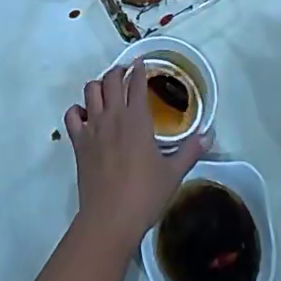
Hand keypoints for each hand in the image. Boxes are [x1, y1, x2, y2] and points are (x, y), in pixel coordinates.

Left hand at [64, 64, 209, 251]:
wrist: (110, 218)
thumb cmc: (146, 195)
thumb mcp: (174, 173)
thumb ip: (190, 151)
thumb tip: (209, 135)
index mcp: (137, 119)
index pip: (137, 83)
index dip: (139, 69)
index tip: (141, 61)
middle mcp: (113, 116)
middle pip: (111, 80)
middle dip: (118, 72)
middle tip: (125, 73)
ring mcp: (92, 127)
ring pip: (90, 90)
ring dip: (98, 85)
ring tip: (106, 90)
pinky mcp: (78, 141)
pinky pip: (72, 115)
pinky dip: (77, 110)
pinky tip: (85, 115)